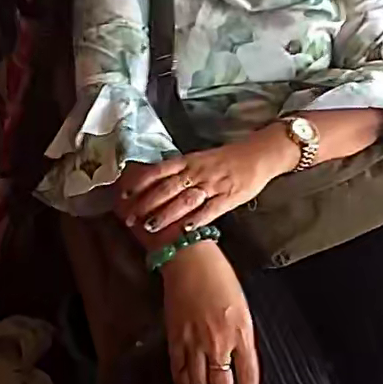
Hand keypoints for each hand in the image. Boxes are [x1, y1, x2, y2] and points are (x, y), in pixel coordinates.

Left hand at [116, 127, 297, 238]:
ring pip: (185, 200)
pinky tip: (185, 228)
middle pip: (166, 188)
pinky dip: (197, 219)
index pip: (157, 171)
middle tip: (130, 218)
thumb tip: (152, 179)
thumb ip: (177, 169)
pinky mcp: (228, 198)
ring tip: (151, 227)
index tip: (123, 194)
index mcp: (187, 161)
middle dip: (146, 204)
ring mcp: (212, 185)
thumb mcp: (198, 159)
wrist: (259, 154)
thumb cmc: (226, 158)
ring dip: (166, 214)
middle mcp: (196, 172)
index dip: (139, 183)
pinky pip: (210, 210)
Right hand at [160, 242, 258, 383]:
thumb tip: (240, 356)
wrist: (189, 261)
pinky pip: (179, 366)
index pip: (247, 373)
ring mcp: (194, 342)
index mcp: (240, 333)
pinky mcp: (175, 336)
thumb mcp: (242, 306)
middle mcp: (218, 343)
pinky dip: (181, 381)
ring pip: (199, 381)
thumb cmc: (219, 277)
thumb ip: (243, 334)